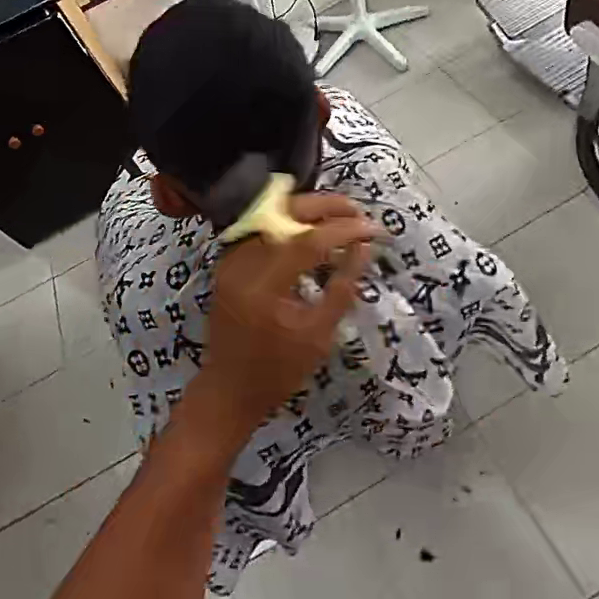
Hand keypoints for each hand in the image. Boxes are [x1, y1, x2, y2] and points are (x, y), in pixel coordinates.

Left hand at [183, 193, 377, 443]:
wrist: (227, 391)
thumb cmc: (277, 372)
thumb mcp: (319, 336)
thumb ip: (342, 288)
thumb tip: (364, 247)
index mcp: (263, 287)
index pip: (307, 241)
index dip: (343, 230)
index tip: (372, 229)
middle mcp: (242, 264)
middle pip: (285, 215)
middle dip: (325, 206)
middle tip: (357, 210)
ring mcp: (231, 261)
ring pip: (274, 216)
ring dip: (309, 211)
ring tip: (342, 215)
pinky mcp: (229, 262)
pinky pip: (264, 230)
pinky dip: (291, 224)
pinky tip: (314, 229)